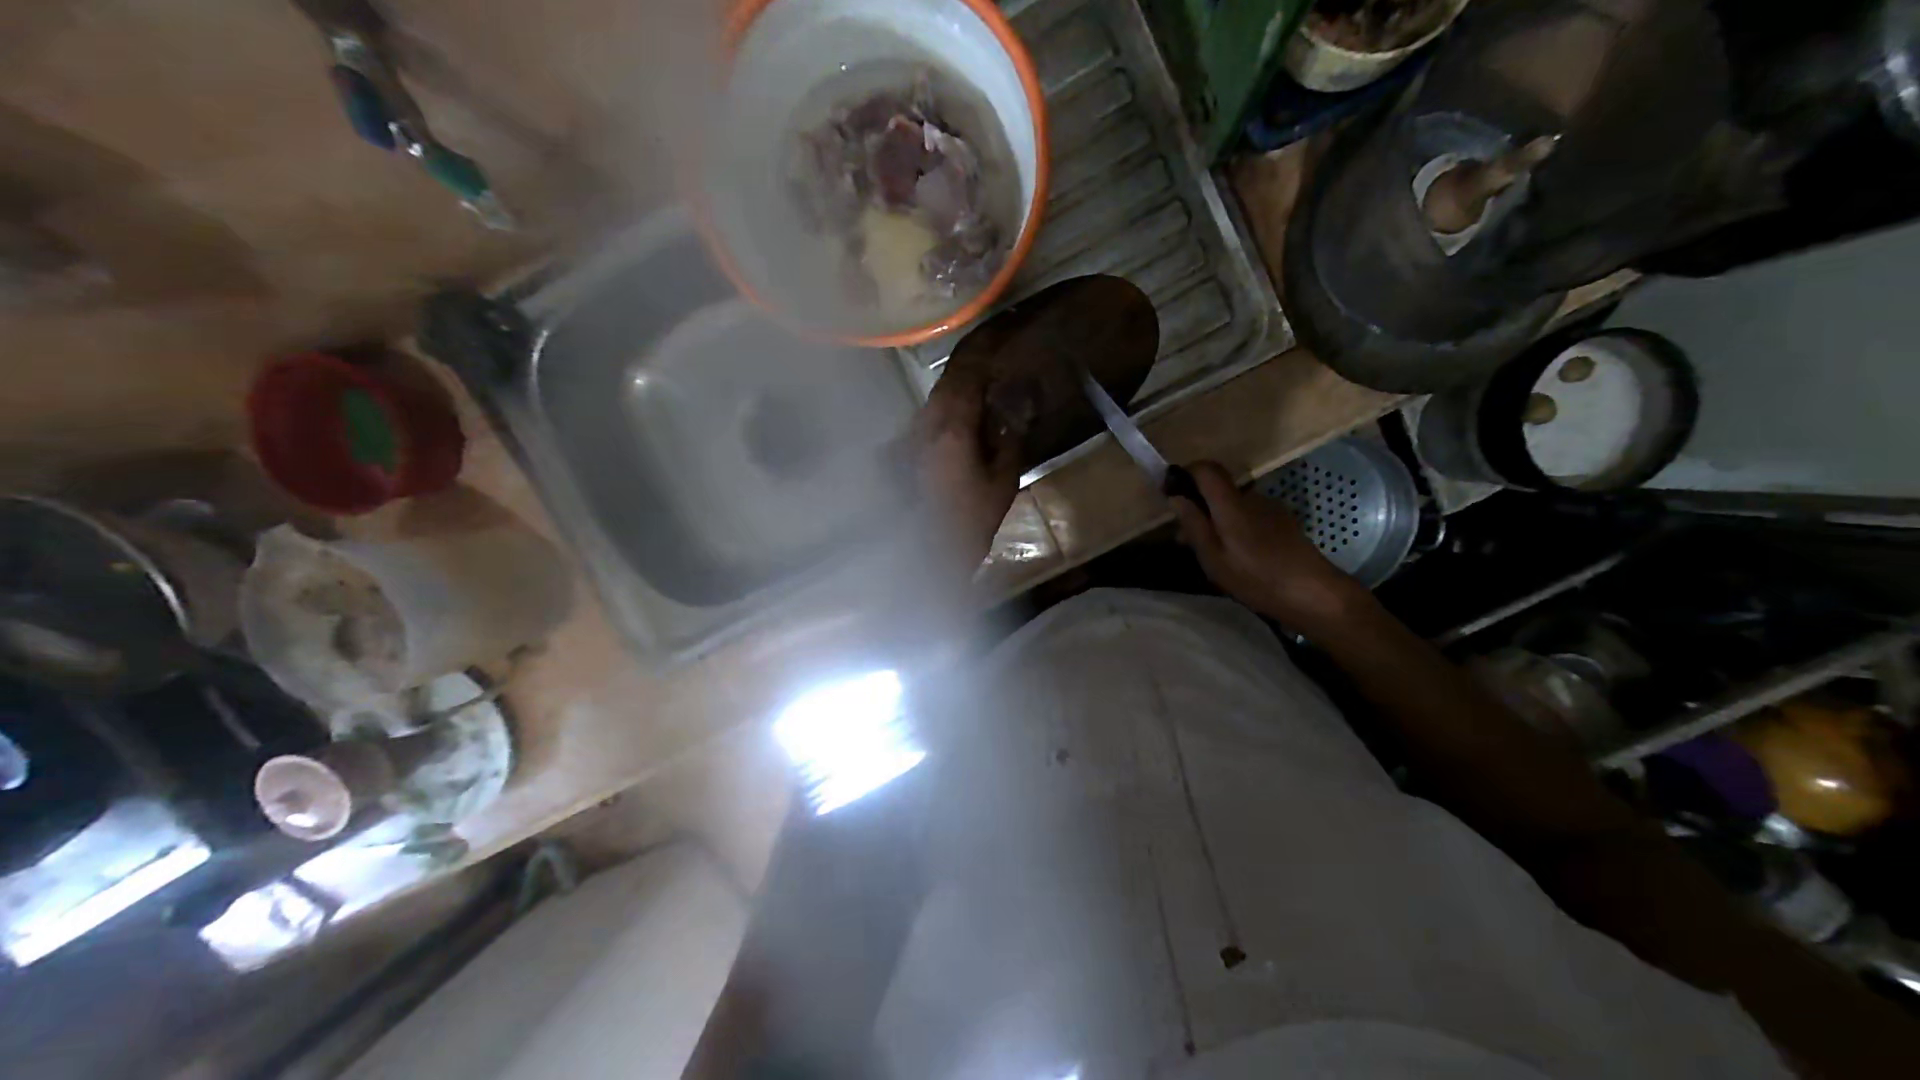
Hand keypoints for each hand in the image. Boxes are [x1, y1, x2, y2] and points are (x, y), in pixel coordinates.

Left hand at [911, 366, 1021, 567]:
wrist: (929, 557)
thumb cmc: (972, 521)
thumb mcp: (1003, 480)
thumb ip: (1009, 435)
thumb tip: (1015, 402)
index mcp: (951, 427)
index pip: (966, 373)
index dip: (984, 349)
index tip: (1002, 331)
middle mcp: (923, 424)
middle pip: (947, 382)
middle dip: (970, 367)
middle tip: (994, 357)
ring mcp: (908, 438)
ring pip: (934, 401)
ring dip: (957, 390)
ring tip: (980, 388)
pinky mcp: (901, 453)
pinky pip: (926, 421)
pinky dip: (945, 413)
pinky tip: (959, 423)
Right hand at [1170, 460, 1365, 630]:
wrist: (1314, 593)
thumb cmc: (1256, 578)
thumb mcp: (1214, 558)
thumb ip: (1193, 525)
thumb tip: (1176, 497)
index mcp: (1232, 504)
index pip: (1206, 469)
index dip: (1186, 474)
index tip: (1171, 493)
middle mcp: (1252, 498)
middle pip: (1219, 489)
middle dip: (1199, 507)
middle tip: (1187, 540)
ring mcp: (1271, 509)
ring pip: (1234, 506)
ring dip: (1218, 521)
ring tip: (1213, 555)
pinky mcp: (1283, 522)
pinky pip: (1250, 516)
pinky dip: (1236, 528)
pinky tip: (1239, 558)